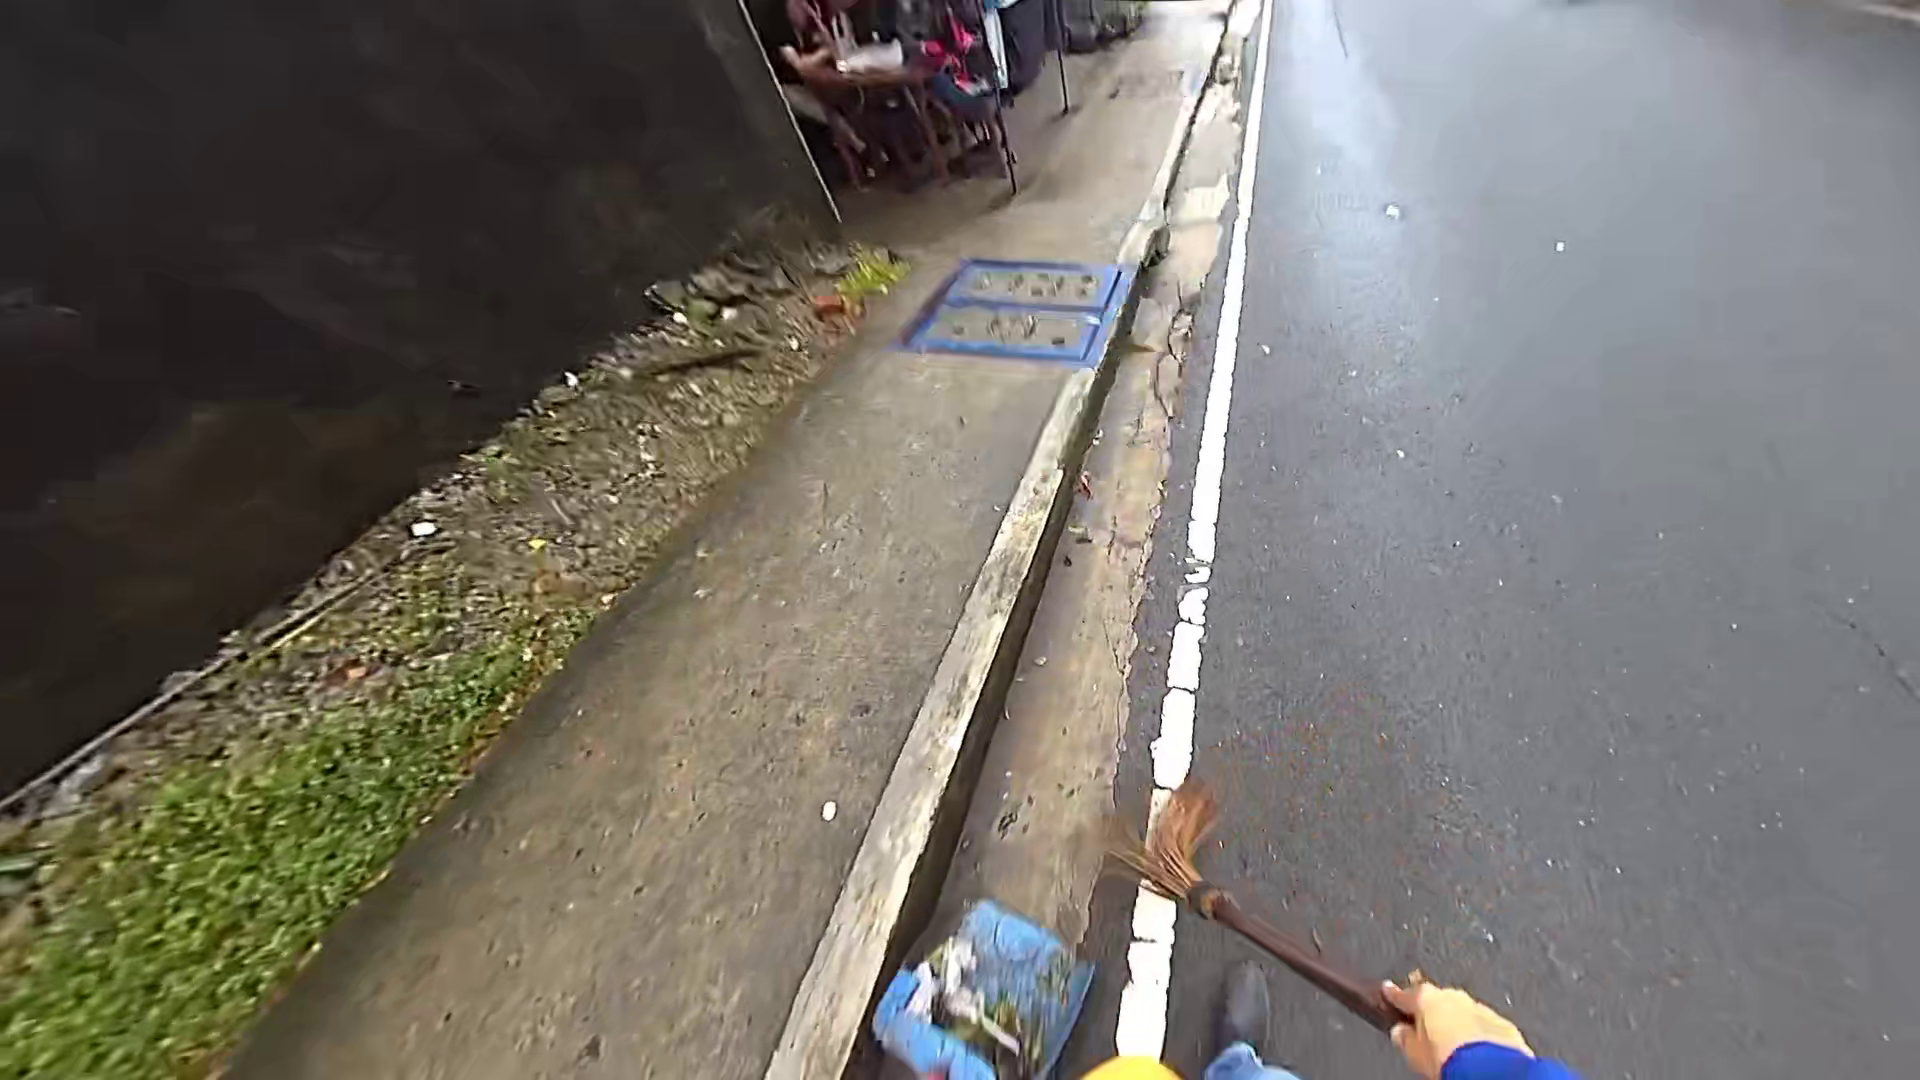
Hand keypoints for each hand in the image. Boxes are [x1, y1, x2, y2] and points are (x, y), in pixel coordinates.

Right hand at [1381, 976, 1532, 1079]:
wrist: (1497, 1076)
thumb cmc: (1451, 1062)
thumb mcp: (1415, 1055)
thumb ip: (1403, 1038)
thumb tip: (1400, 1033)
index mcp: (1423, 997)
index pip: (1402, 994)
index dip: (1393, 995)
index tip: (1388, 991)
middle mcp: (1450, 996)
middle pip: (1435, 1001)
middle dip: (1433, 1014)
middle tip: (1432, 1034)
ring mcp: (1479, 1009)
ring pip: (1464, 1013)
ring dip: (1460, 1024)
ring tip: (1461, 1048)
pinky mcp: (1505, 1026)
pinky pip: (1488, 1028)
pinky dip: (1483, 1037)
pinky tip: (1484, 1054)